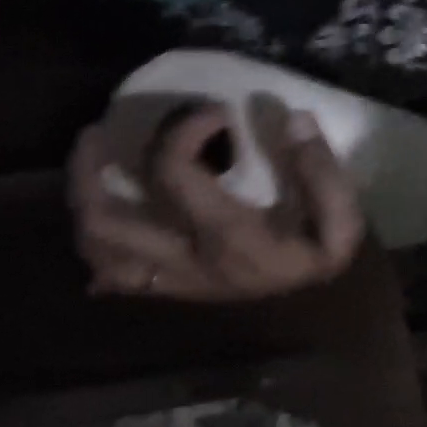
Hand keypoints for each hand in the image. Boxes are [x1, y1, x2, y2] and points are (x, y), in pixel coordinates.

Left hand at [69, 106, 365, 301]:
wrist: (327, 313)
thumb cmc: (327, 260)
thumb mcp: (343, 222)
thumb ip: (324, 174)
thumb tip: (296, 119)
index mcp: (229, 241)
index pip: (176, 175)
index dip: (183, 131)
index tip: (215, 112)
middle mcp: (186, 262)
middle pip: (107, 216)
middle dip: (91, 167)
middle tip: (104, 131)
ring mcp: (170, 279)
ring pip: (95, 245)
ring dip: (83, 200)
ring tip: (94, 164)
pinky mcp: (168, 287)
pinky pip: (110, 271)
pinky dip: (98, 242)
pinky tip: (110, 214)